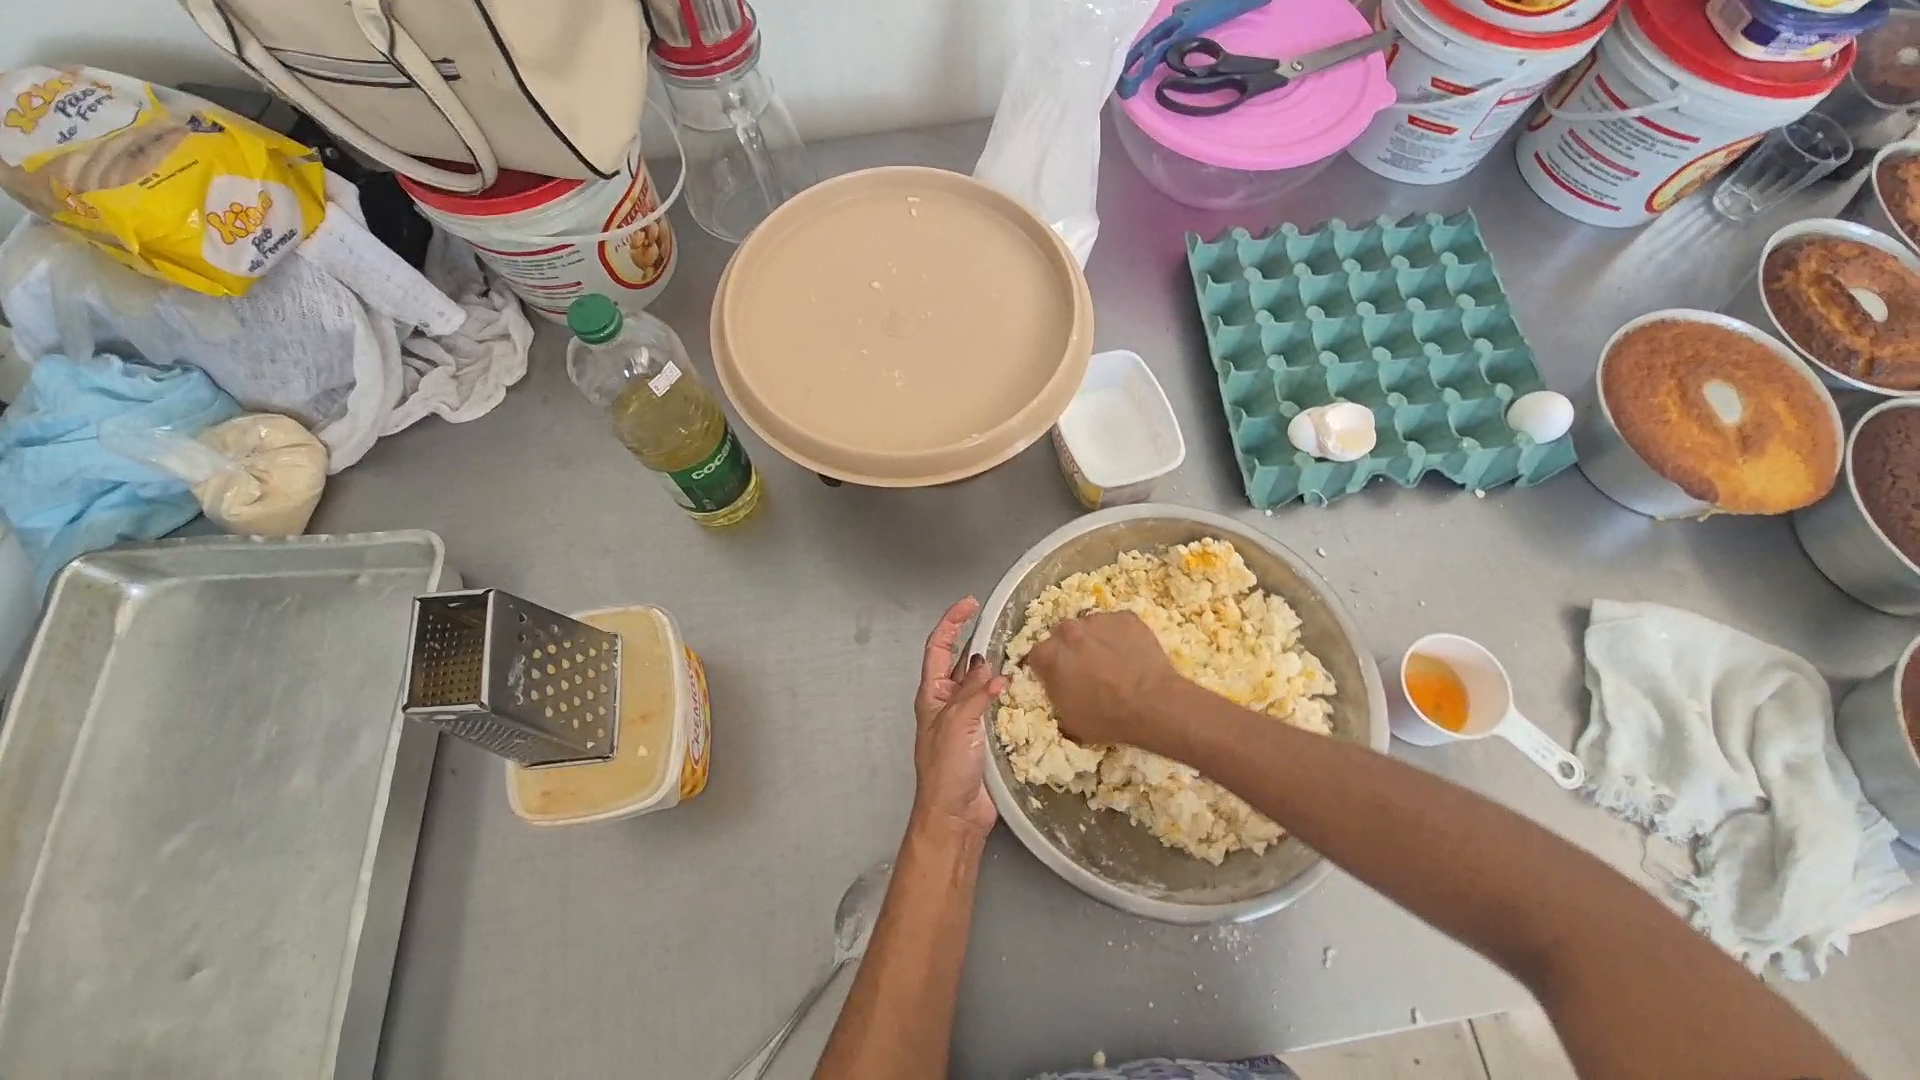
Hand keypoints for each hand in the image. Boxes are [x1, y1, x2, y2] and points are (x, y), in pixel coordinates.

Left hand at [912, 598, 1008, 837]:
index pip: (939, 647)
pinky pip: (997, 705)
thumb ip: (974, 693)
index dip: (952, 622)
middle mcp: (948, 701)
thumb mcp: (956, 724)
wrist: (955, 815)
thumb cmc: (946, 769)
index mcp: (932, 694)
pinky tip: (1025, 686)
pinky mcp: (985, 735)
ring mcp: (967, 718)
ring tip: (1020, 648)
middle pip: (962, 661)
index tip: (971, 603)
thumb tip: (992, 668)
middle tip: (1004, 622)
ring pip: (982, 682)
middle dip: (979, 640)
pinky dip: (1009, 693)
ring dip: (997, 666)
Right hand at [1024, 611, 1184, 748]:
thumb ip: (1056, 697)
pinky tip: (1131, 656)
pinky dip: (1120, 637)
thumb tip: (1059, 691)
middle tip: (1086, 670)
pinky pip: (1117, 625)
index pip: (1037, 657)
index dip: (1048, 669)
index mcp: (1048, 656)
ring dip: (1095, 641)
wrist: (1152, 705)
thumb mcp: (1068, 721)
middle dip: (1070, 650)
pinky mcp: (1126, 617)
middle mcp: (1068, 630)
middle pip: (1062, 636)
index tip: (1060, 679)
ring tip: (1113, 663)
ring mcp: (1098, 620)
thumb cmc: (1106, 719)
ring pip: (1090, 628)